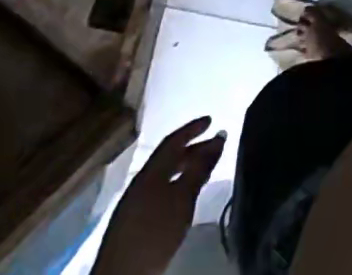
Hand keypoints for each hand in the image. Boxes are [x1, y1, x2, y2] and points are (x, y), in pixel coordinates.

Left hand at [93, 117, 227, 274]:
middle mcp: (141, 181)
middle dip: (193, 149)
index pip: (172, 141)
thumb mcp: (182, 200)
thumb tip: (216, 141)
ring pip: (164, 175)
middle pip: (169, 158)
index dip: (192, 129)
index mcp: (151, 172)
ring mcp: (135, 201)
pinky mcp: (135, 220)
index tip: (210, 120)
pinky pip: (160, 189)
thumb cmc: (155, 232)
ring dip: (185, 167)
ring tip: (206, 169)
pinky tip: (186, 196)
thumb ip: (199, 170)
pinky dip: (176, 184)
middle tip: (215, 145)